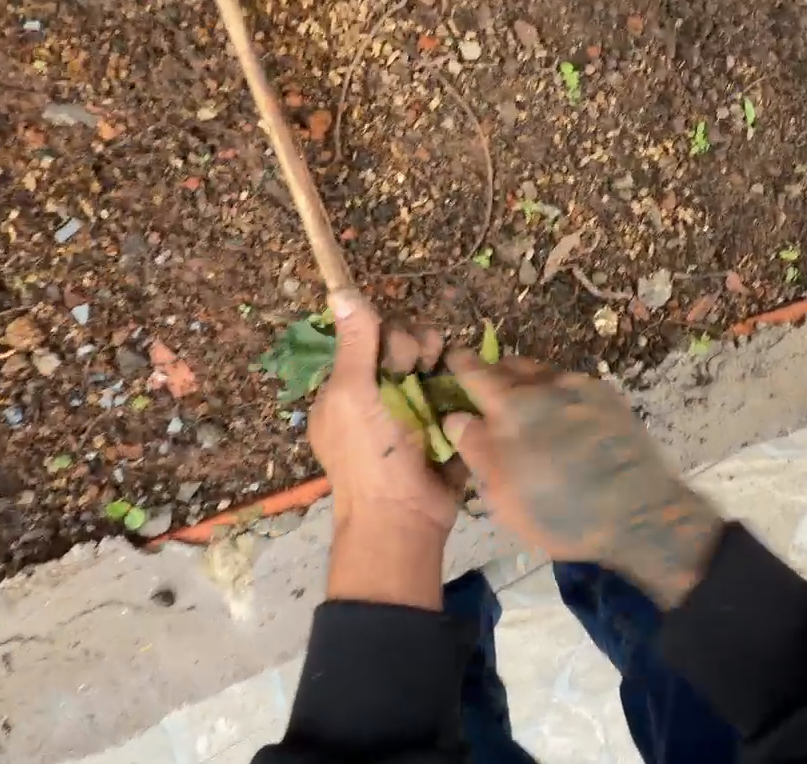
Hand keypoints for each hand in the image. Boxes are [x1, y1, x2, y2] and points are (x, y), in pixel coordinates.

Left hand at [310, 290, 458, 607]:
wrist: (405, 517)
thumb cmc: (370, 457)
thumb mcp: (353, 396)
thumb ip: (355, 343)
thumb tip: (340, 290)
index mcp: (349, 387)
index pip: (373, 335)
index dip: (390, 335)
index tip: (398, 355)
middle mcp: (380, 392)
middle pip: (407, 343)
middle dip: (417, 348)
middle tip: (419, 372)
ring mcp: (415, 407)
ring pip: (435, 361)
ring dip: (442, 363)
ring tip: (444, 379)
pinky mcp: (445, 421)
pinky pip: (456, 386)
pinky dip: (461, 383)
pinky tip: (465, 389)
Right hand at [442, 353, 722, 608]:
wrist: (639, 511)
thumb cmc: (560, 510)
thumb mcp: (503, 492)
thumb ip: (476, 447)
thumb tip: (456, 416)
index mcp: (514, 405)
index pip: (478, 371)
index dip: (461, 363)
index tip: (451, 358)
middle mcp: (549, 383)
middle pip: (513, 367)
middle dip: (495, 373)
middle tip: (484, 391)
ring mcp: (584, 387)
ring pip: (544, 375)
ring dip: (527, 384)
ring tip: (522, 407)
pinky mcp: (610, 398)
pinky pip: (571, 386)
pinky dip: (555, 394)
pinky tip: (558, 417)